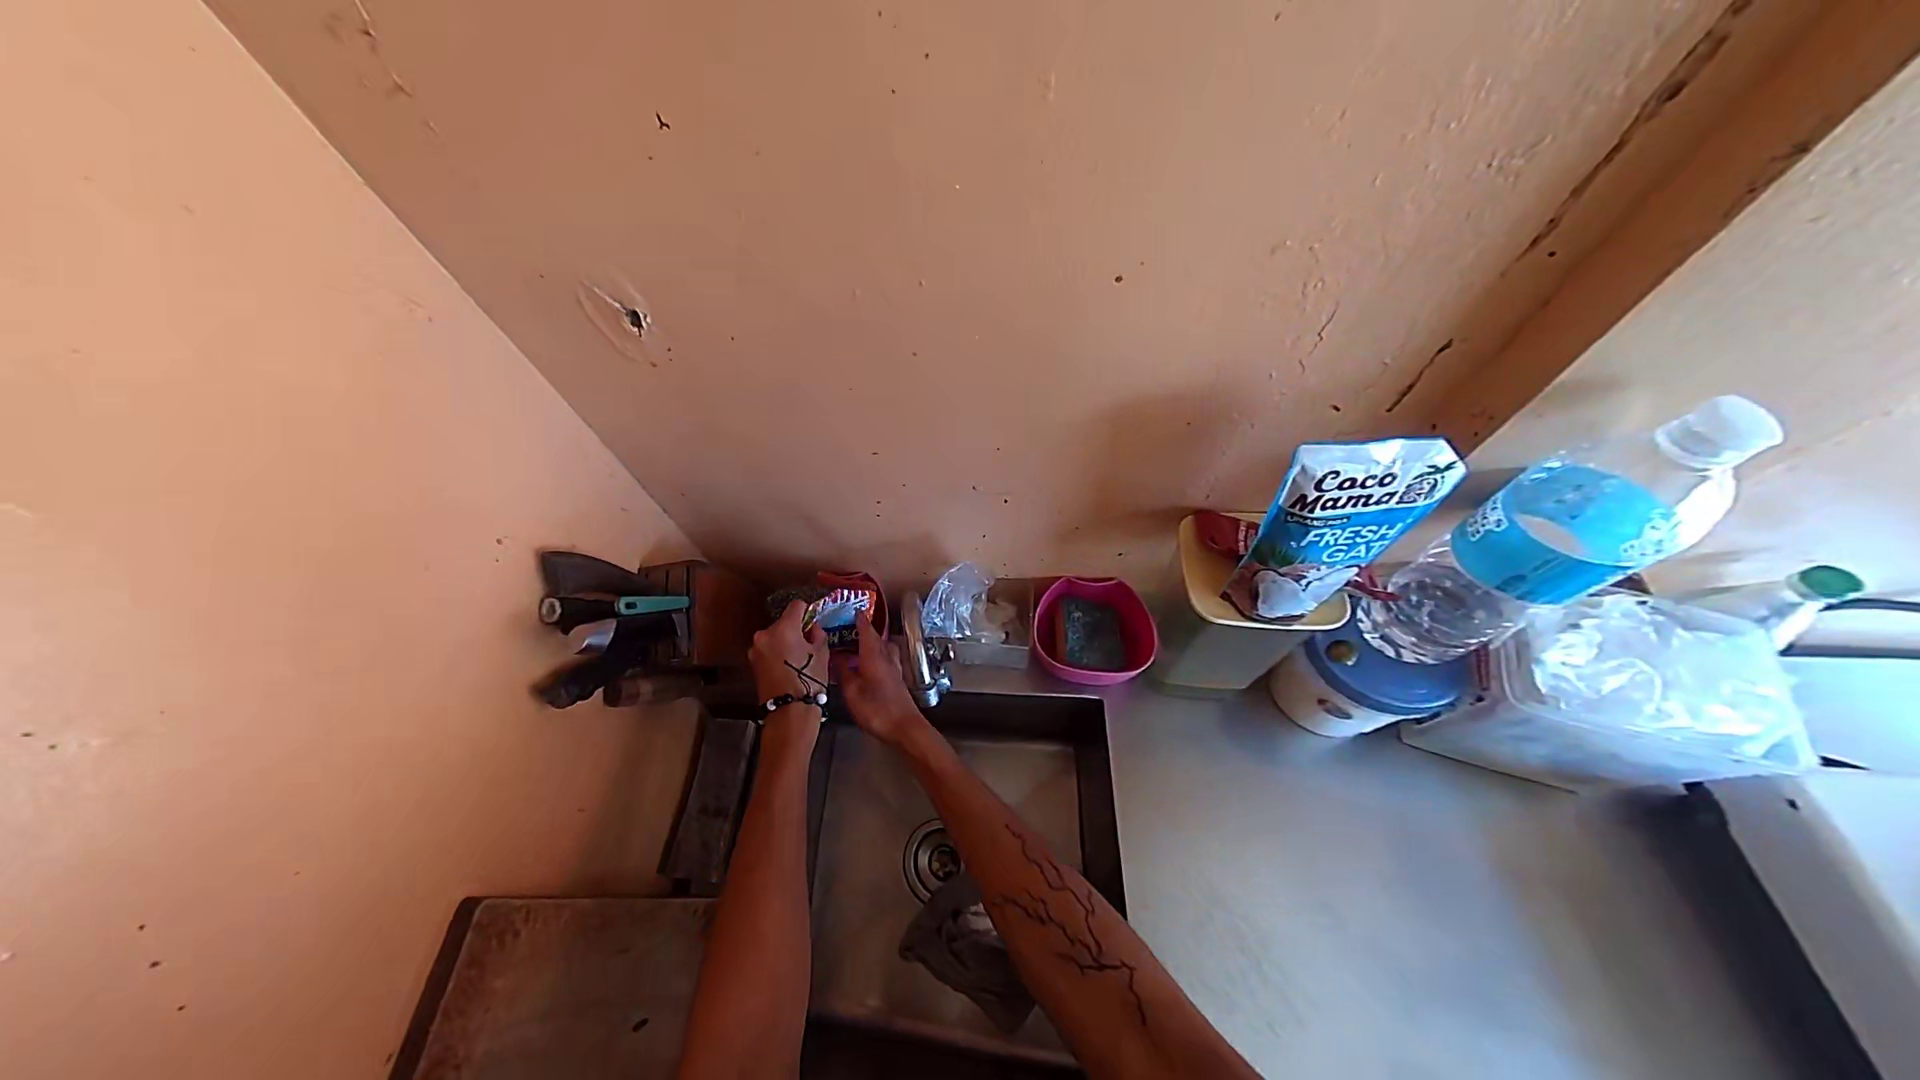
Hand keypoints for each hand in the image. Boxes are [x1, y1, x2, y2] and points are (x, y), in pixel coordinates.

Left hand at [750, 600, 830, 706]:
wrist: (789, 711)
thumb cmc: (808, 680)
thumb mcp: (822, 654)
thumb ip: (818, 634)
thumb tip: (813, 627)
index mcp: (783, 628)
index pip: (796, 606)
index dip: (807, 610)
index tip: (813, 619)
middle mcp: (765, 634)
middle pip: (783, 623)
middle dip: (794, 629)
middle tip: (807, 643)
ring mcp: (755, 649)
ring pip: (774, 637)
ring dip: (784, 642)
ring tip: (797, 658)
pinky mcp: (752, 663)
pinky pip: (767, 650)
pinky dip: (776, 653)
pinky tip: (787, 666)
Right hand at [830, 612, 928, 747]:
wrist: (904, 727)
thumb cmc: (877, 709)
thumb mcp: (852, 691)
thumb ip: (843, 672)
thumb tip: (836, 657)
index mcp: (874, 656)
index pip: (867, 631)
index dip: (860, 619)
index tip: (854, 610)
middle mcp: (886, 659)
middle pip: (876, 638)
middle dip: (864, 631)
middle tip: (850, 628)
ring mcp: (894, 670)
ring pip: (882, 649)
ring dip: (871, 645)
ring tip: (856, 647)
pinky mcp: (896, 681)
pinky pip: (885, 661)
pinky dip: (876, 658)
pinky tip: (867, 667)